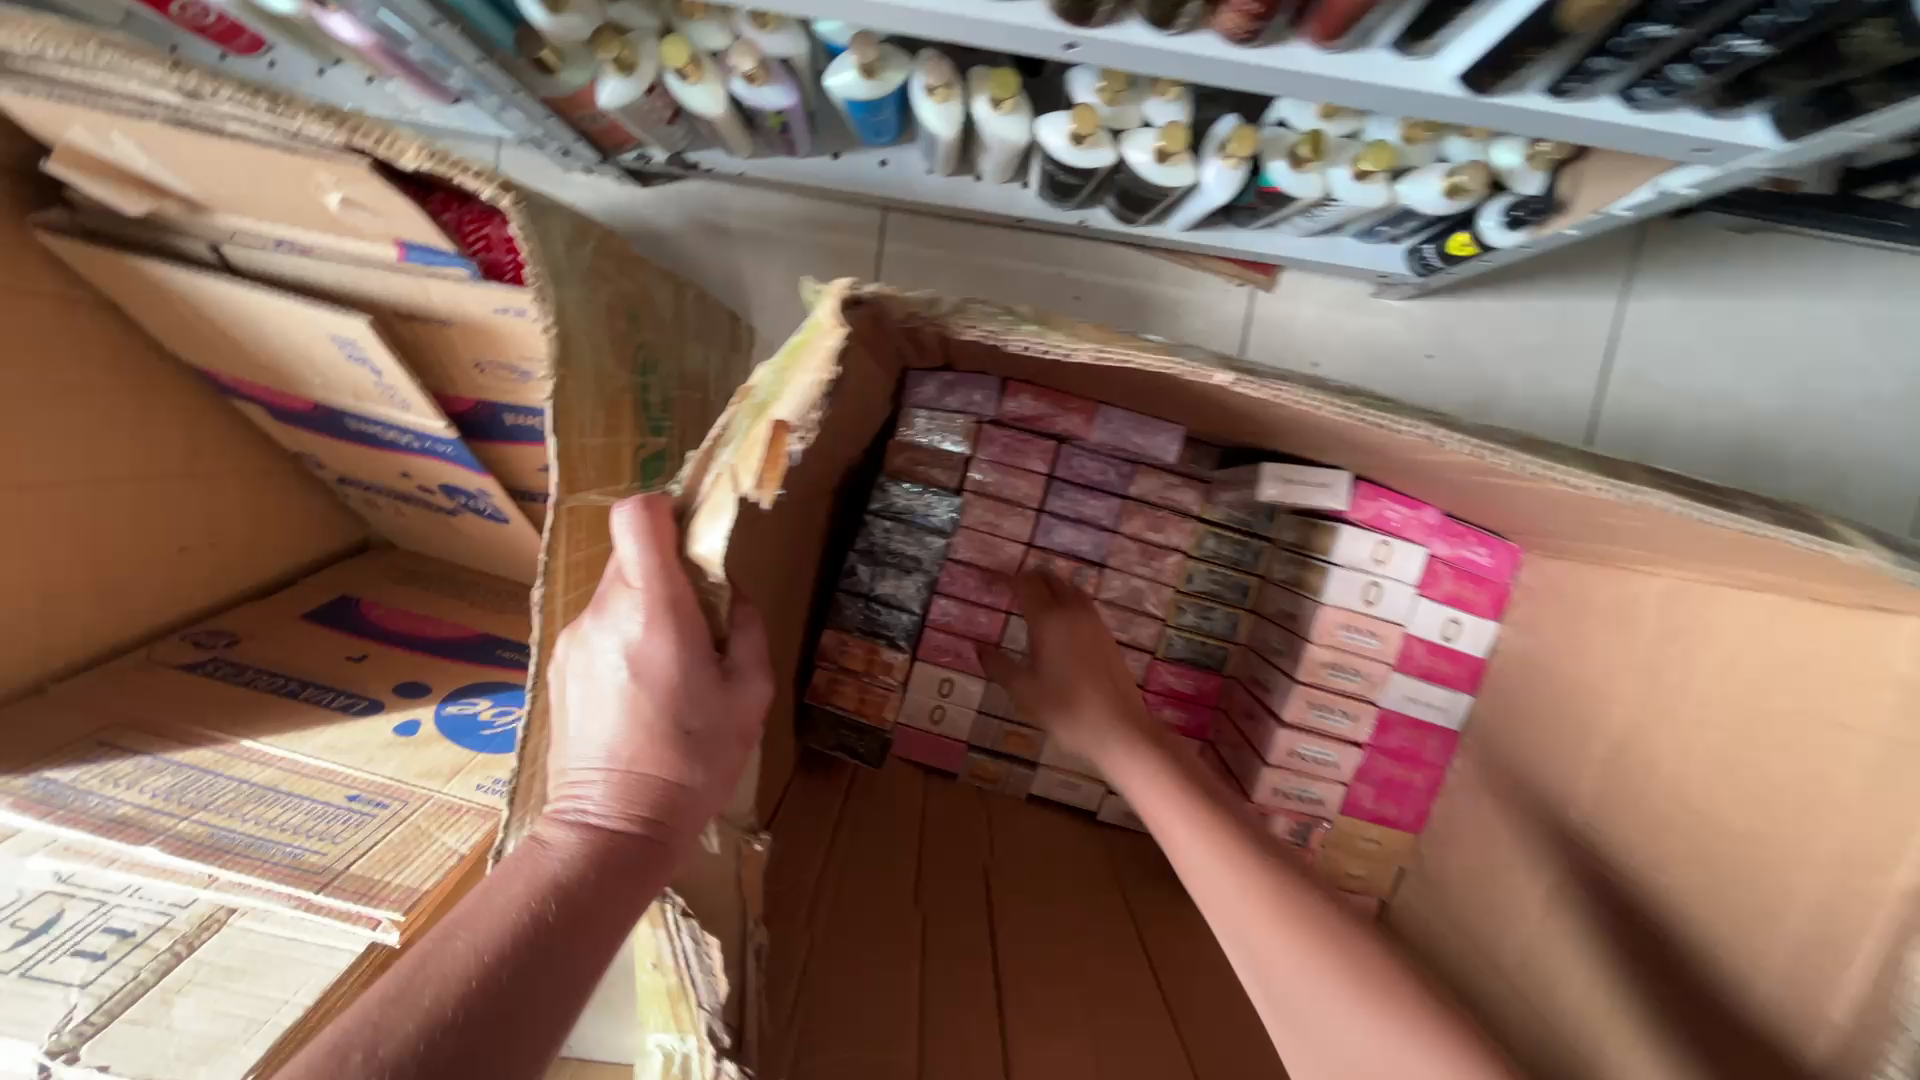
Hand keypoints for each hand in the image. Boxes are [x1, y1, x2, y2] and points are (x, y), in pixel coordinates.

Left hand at [542, 494, 772, 853]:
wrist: (613, 828)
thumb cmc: (694, 761)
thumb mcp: (750, 693)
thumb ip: (745, 627)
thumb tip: (730, 595)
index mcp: (655, 611)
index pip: (637, 516)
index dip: (666, 508)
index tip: (694, 535)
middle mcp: (604, 613)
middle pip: (631, 552)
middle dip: (670, 568)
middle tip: (701, 618)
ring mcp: (573, 639)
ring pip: (617, 590)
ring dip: (650, 605)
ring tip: (674, 664)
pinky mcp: (558, 665)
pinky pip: (599, 624)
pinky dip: (626, 633)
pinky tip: (643, 687)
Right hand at [984, 572, 1159, 768]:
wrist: (1118, 727)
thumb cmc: (1064, 708)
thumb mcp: (1023, 690)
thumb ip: (998, 665)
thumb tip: (979, 648)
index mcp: (1047, 618)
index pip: (1025, 583)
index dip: (1006, 579)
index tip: (991, 584)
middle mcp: (1072, 611)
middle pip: (1050, 578)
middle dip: (1029, 579)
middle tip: (1010, 591)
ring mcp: (1094, 621)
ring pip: (1070, 589)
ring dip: (1051, 588)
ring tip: (1034, 604)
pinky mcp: (1107, 635)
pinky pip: (1083, 606)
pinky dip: (1067, 603)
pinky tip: (1059, 626)